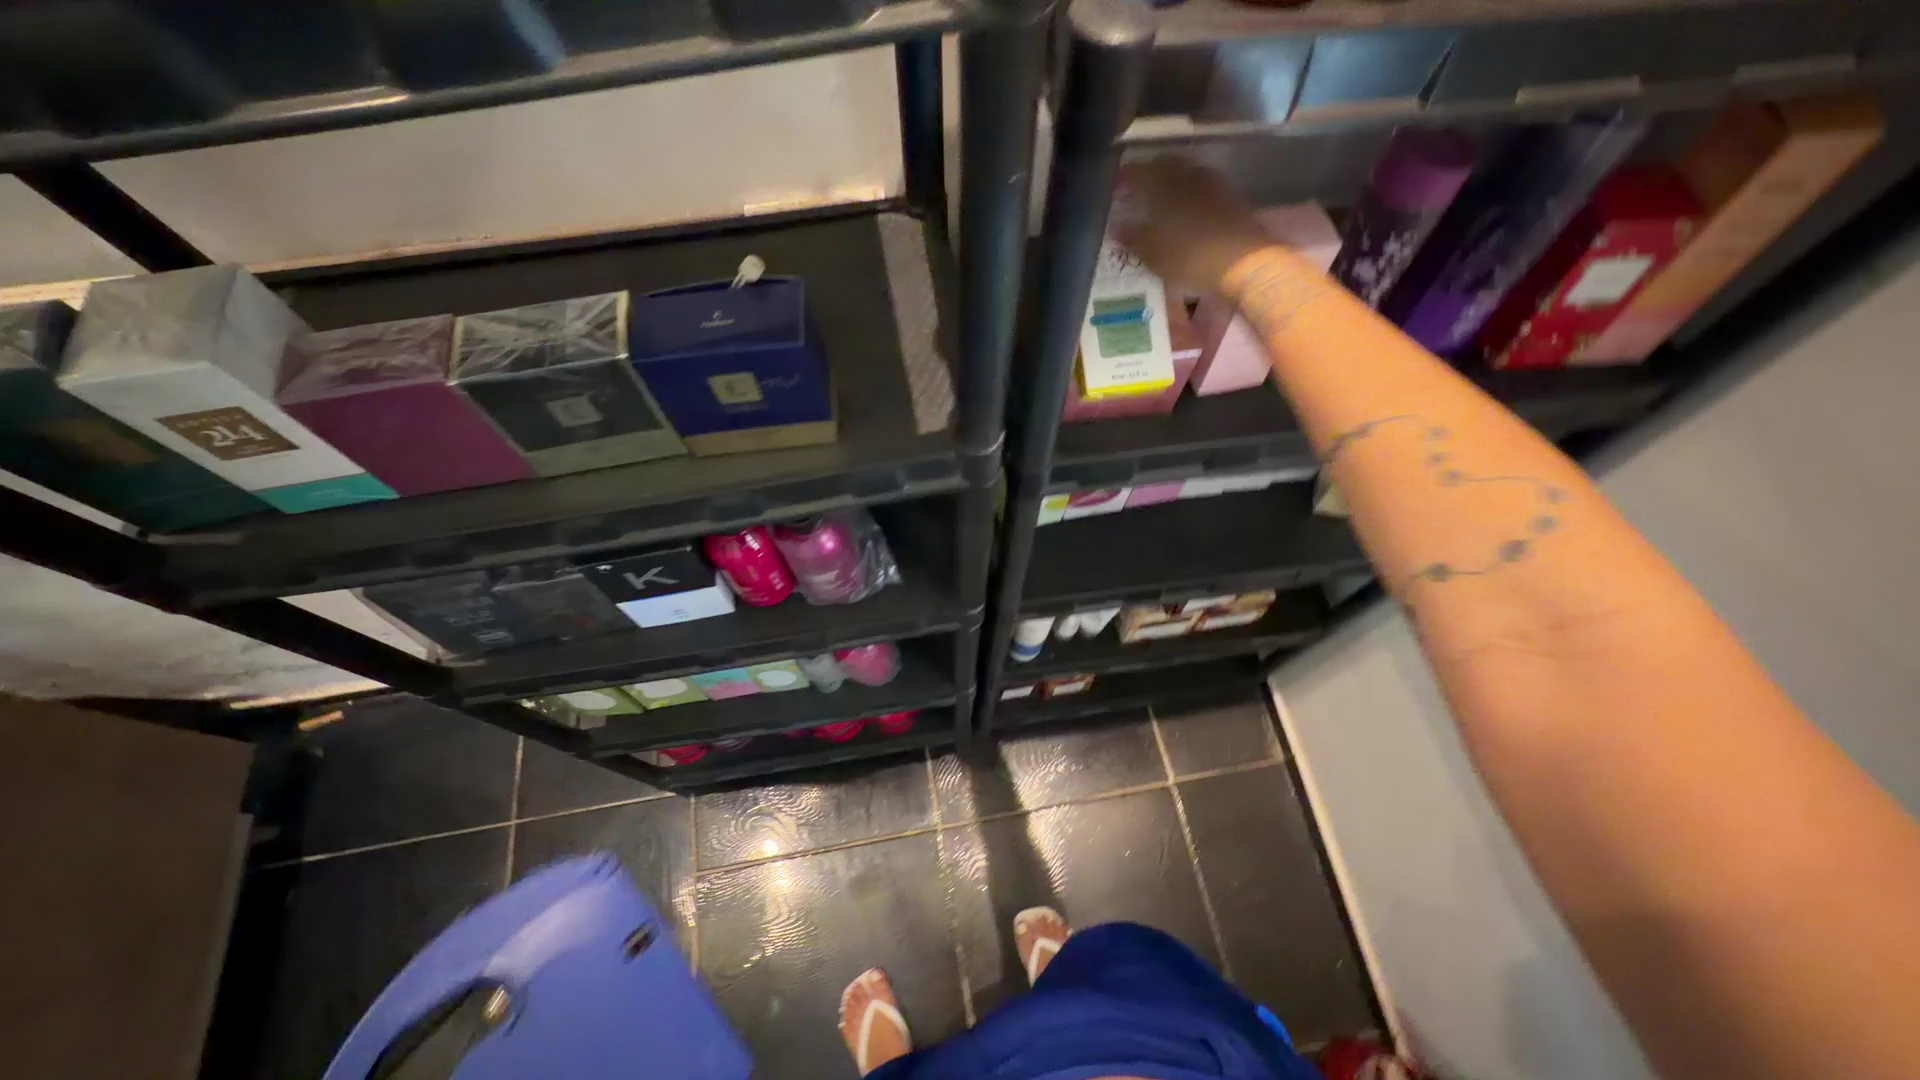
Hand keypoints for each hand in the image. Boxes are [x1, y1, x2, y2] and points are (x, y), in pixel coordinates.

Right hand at [1114, 158, 1272, 295]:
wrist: (1245, 262)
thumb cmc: (1191, 258)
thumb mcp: (1153, 254)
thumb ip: (1132, 237)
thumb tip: (1117, 225)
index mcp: (1164, 185)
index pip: (1138, 171)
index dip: (1124, 177)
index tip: (1115, 187)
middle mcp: (1188, 176)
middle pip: (1165, 164)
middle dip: (1150, 173)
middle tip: (1138, 188)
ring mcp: (1213, 184)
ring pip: (1186, 172)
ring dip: (1172, 180)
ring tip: (1162, 197)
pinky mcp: (1231, 197)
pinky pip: (1203, 185)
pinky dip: (1191, 191)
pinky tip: (1188, 207)